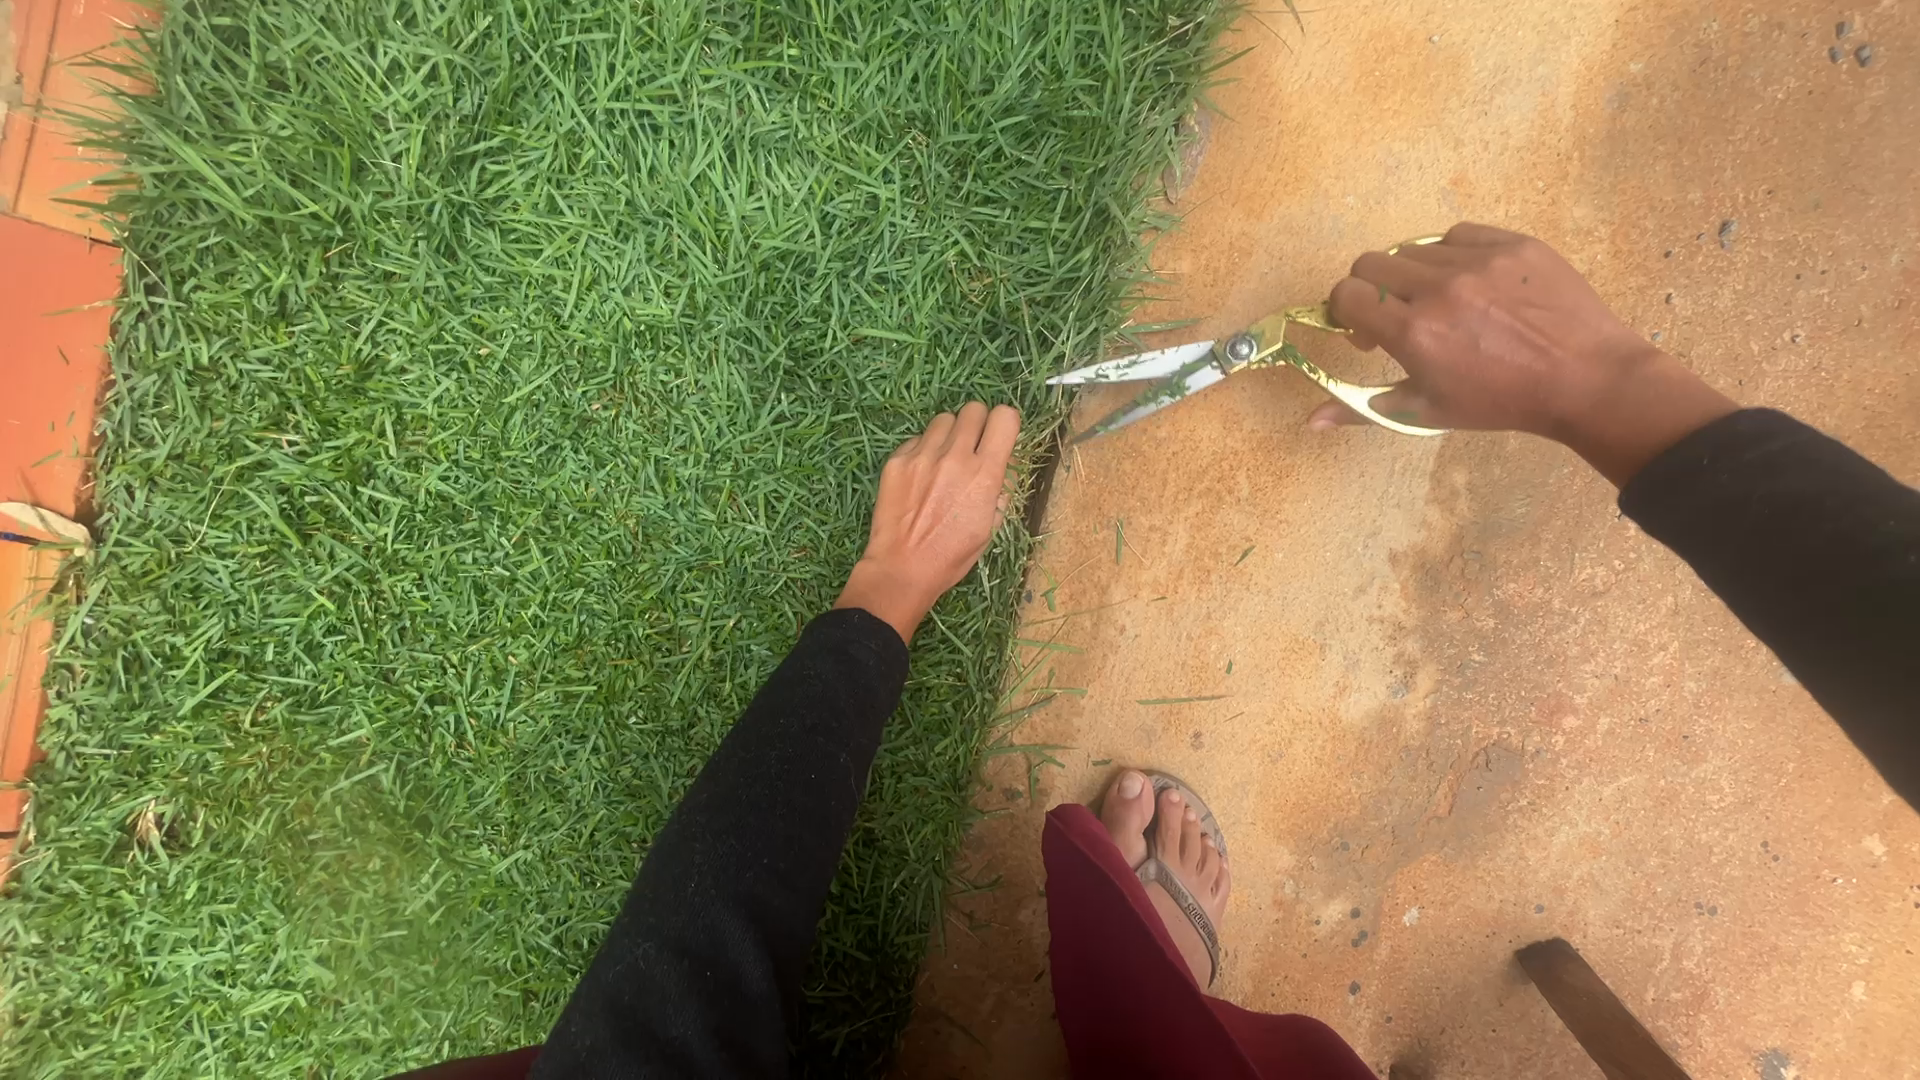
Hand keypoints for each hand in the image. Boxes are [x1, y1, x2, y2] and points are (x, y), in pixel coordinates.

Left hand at [834, 403, 1020, 643]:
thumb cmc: (952, 554)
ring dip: (950, 434)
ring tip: (945, 460)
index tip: (999, 438)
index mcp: (985, 475)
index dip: (1005, 425)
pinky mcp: (897, 460)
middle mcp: (955, 457)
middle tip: (972, 447)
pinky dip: (924, 450)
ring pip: (944, 419)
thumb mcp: (991, 526)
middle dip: (978, 425)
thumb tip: (1002, 459)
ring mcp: (923, 456)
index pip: (1005, 417)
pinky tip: (922, 475)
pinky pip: (918, 438)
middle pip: (974, 409)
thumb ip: (1001, 486)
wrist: (903, 568)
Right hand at [1317, 222, 1736, 485]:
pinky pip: (1458, 235)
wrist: (1585, 378)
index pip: (1346, 294)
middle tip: (1394, 316)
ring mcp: (1479, 261)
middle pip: (1370, 263)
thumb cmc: (1496, 402)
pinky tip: (1469, 283)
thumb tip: (1309, 422)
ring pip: (1412, 249)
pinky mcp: (1514, 243)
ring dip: (1410, 275)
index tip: (1364, 332)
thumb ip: (1360, 409)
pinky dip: (1450, 256)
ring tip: (1437, 301)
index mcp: (1411, 332)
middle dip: (1370, 289)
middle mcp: (1438, 289)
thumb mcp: (1423, 411)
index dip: (1344, 311)